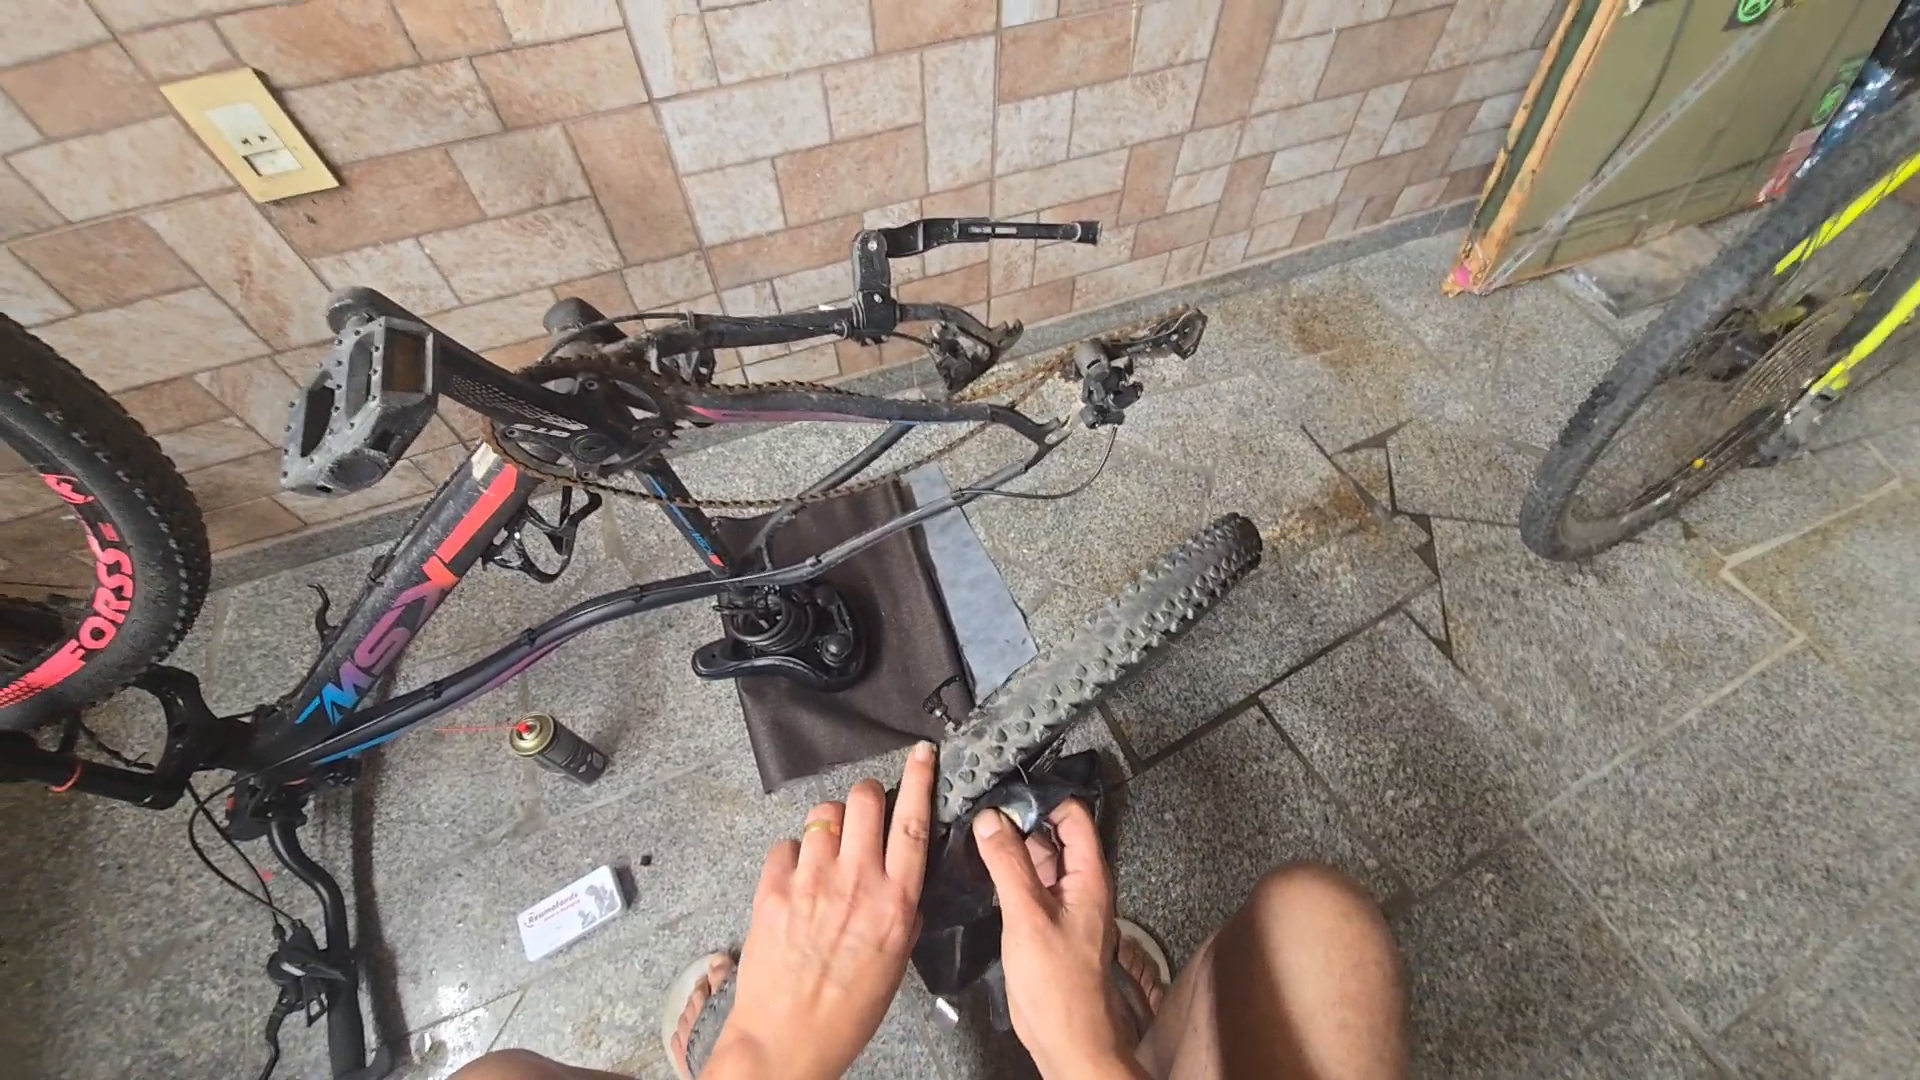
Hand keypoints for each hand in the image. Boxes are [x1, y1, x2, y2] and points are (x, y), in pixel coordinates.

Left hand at [703, 742, 934, 1079]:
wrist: (785, 1043)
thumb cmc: (848, 1009)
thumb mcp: (896, 961)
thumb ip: (904, 909)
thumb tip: (903, 872)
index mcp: (894, 901)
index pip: (913, 822)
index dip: (921, 779)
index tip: (922, 752)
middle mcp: (856, 882)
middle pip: (865, 799)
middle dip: (868, 794)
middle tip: (866, 811)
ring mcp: (812, 882)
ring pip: (825, 813)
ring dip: (831, 825)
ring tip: (827, 853)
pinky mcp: (774, 888)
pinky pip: (787, 844)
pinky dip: (794, 856)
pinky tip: (797, 882)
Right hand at [972, 801, 1147, 1079]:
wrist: (1067, 1040)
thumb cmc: (1059, 984)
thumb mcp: (1028, 915)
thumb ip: (1008, 863)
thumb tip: (990, 818)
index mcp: (1088, 875)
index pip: (1073, 814)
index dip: (1043, 797)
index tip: (1008, 791)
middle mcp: (1079, 882)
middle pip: (1054, 832)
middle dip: (1022, 816)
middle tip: (986, 806)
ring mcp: (1063, 901)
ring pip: (1040, 856)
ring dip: (1014, 842)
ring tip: (980, 828)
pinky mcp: (1046, 919)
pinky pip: (1030, 879)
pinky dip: (1010, 867)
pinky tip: (984, 863)